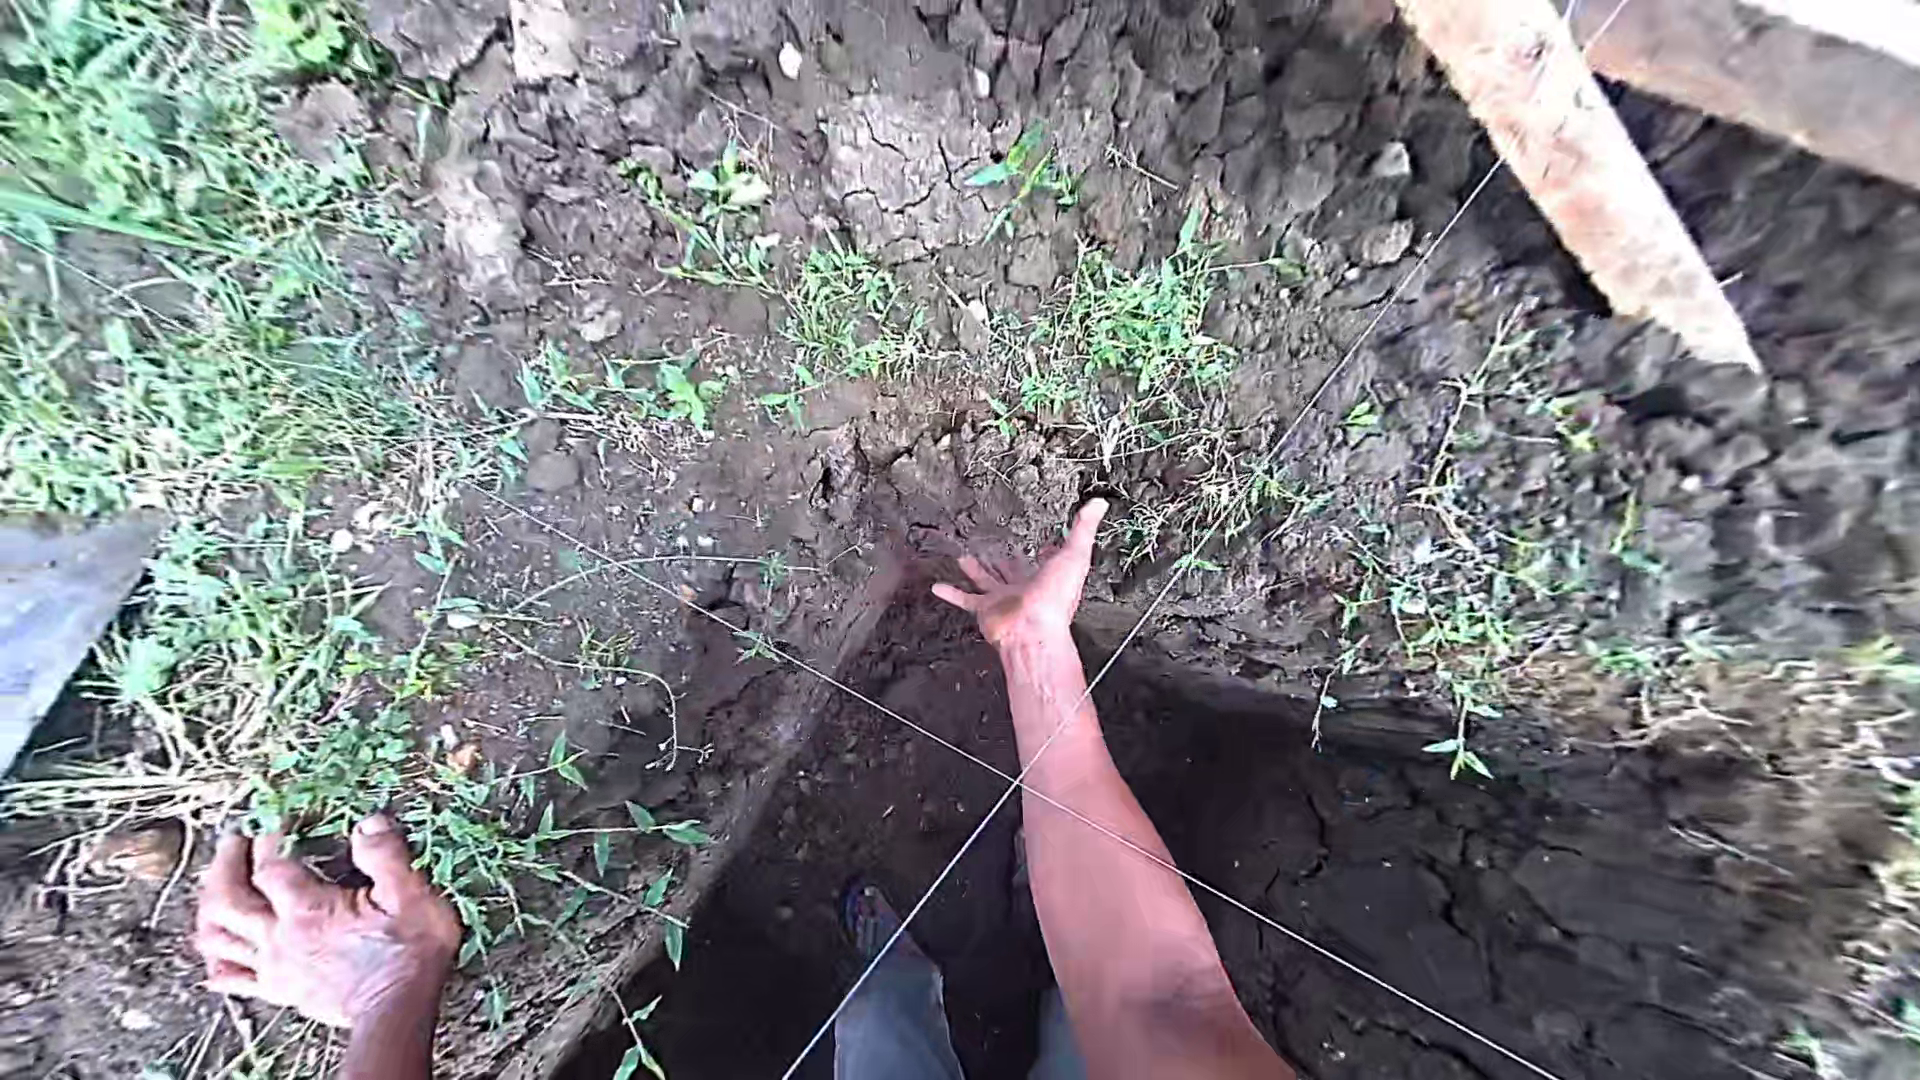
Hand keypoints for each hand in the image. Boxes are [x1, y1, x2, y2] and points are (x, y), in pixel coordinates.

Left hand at [194, 814, 460, 1027]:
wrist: (399, 1001)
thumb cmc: (411, 944)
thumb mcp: (410, 891)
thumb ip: (385, 856)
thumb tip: (368, 821)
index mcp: (311, 910)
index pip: (275, 869)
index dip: (273, 841)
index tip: (281, 819)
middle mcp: (281, 937)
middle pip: (229, 903)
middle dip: (225, 868)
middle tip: (232, 841)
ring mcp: (274, 966)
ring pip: (218, 939)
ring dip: (210, 909)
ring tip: (216, 887)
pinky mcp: (278, 988)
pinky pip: (233, 977)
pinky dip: (217, 961)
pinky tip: (218, 957)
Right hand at [933, 498, 1107, 648]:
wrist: (1033, 631)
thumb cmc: (1056, 598)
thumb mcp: (1075, 555)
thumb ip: (1083, 529)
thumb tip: (1099, 503)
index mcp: (1046, 577)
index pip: (1046, 560)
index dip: (1046, 551)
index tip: (1044, 543)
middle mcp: (1024, 588)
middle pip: (1012, 570)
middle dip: (1006, 558)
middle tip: (996, 546)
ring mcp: (1003, 599)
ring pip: (986, 580)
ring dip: (975, 569)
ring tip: (964, 558)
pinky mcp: (986, 609)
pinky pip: (965, 599)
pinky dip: (951, 594)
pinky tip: (938, 587)